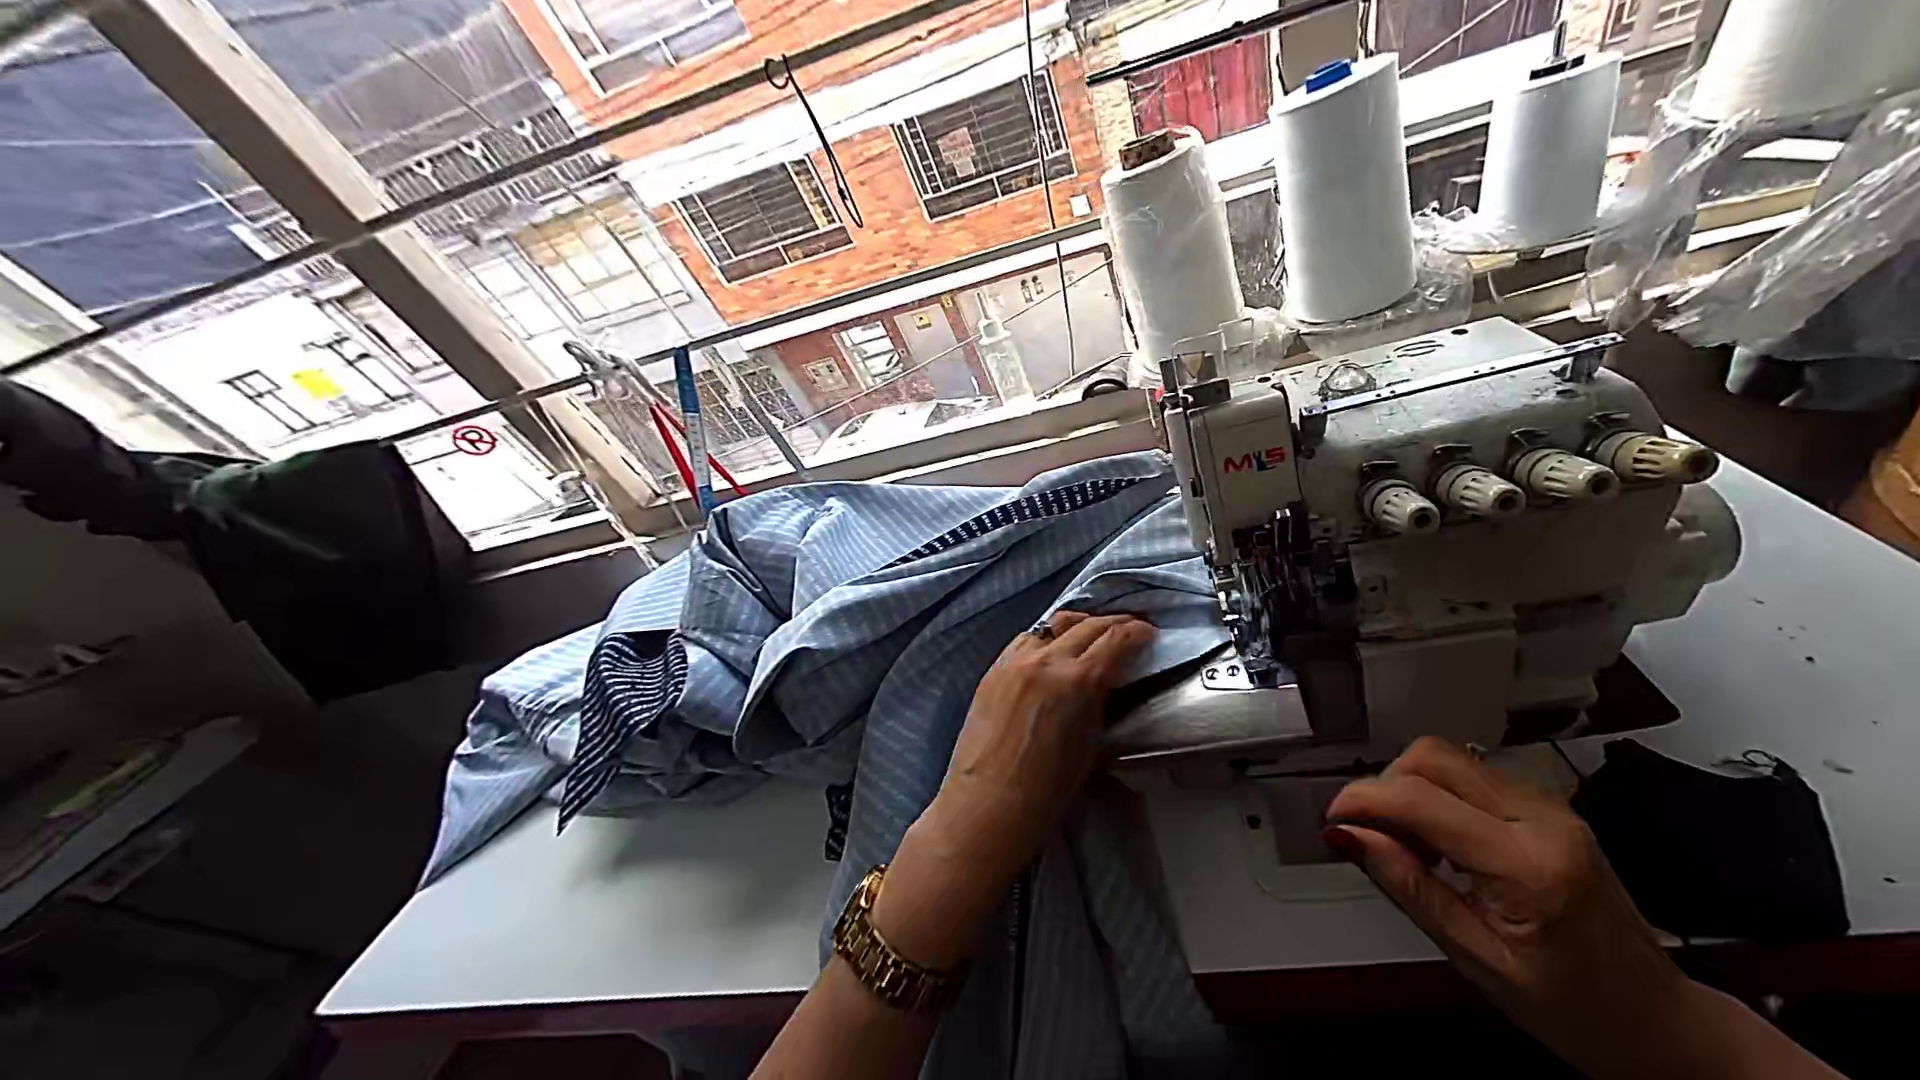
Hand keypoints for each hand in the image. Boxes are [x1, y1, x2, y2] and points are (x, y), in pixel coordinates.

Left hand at [872, 611, 1155, 967]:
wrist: (990, 802)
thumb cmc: (1047, 790)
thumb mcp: (1091, 743)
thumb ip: (1100, 702)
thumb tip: (1108, 681)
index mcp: (1078, 681)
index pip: (1116, 639)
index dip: (1138, 632)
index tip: (1149, 633)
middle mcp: (1046, 661)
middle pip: (1088, 626)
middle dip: (1115, 624)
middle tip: (1129, 628)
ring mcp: (1016, 661)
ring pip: (1055, 625)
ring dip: (1079, 625)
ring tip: (1092, 632)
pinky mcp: (994, 668)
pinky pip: (1027, 639)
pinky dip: (1046, 637)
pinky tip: (1052, 648)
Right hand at [1324, 738, 1689, 1076]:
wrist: (1659, 1020)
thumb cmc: (1579, 1006)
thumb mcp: (1476, 958)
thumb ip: (1407, 886)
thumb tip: (1349, 836)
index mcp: (1531, 864)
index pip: (1420, 799)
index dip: (1361, 801)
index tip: (1333, 820)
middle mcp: (1545, 820)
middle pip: (1431, 757)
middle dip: (1383, 786)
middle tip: (1368, 833)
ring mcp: (1550, 808)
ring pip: (1446, 758)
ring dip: (1406, 789)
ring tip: (1406, 845)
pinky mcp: (1544, 807)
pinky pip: (1467, 775)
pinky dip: (1432, 794)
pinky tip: (1433, 840)